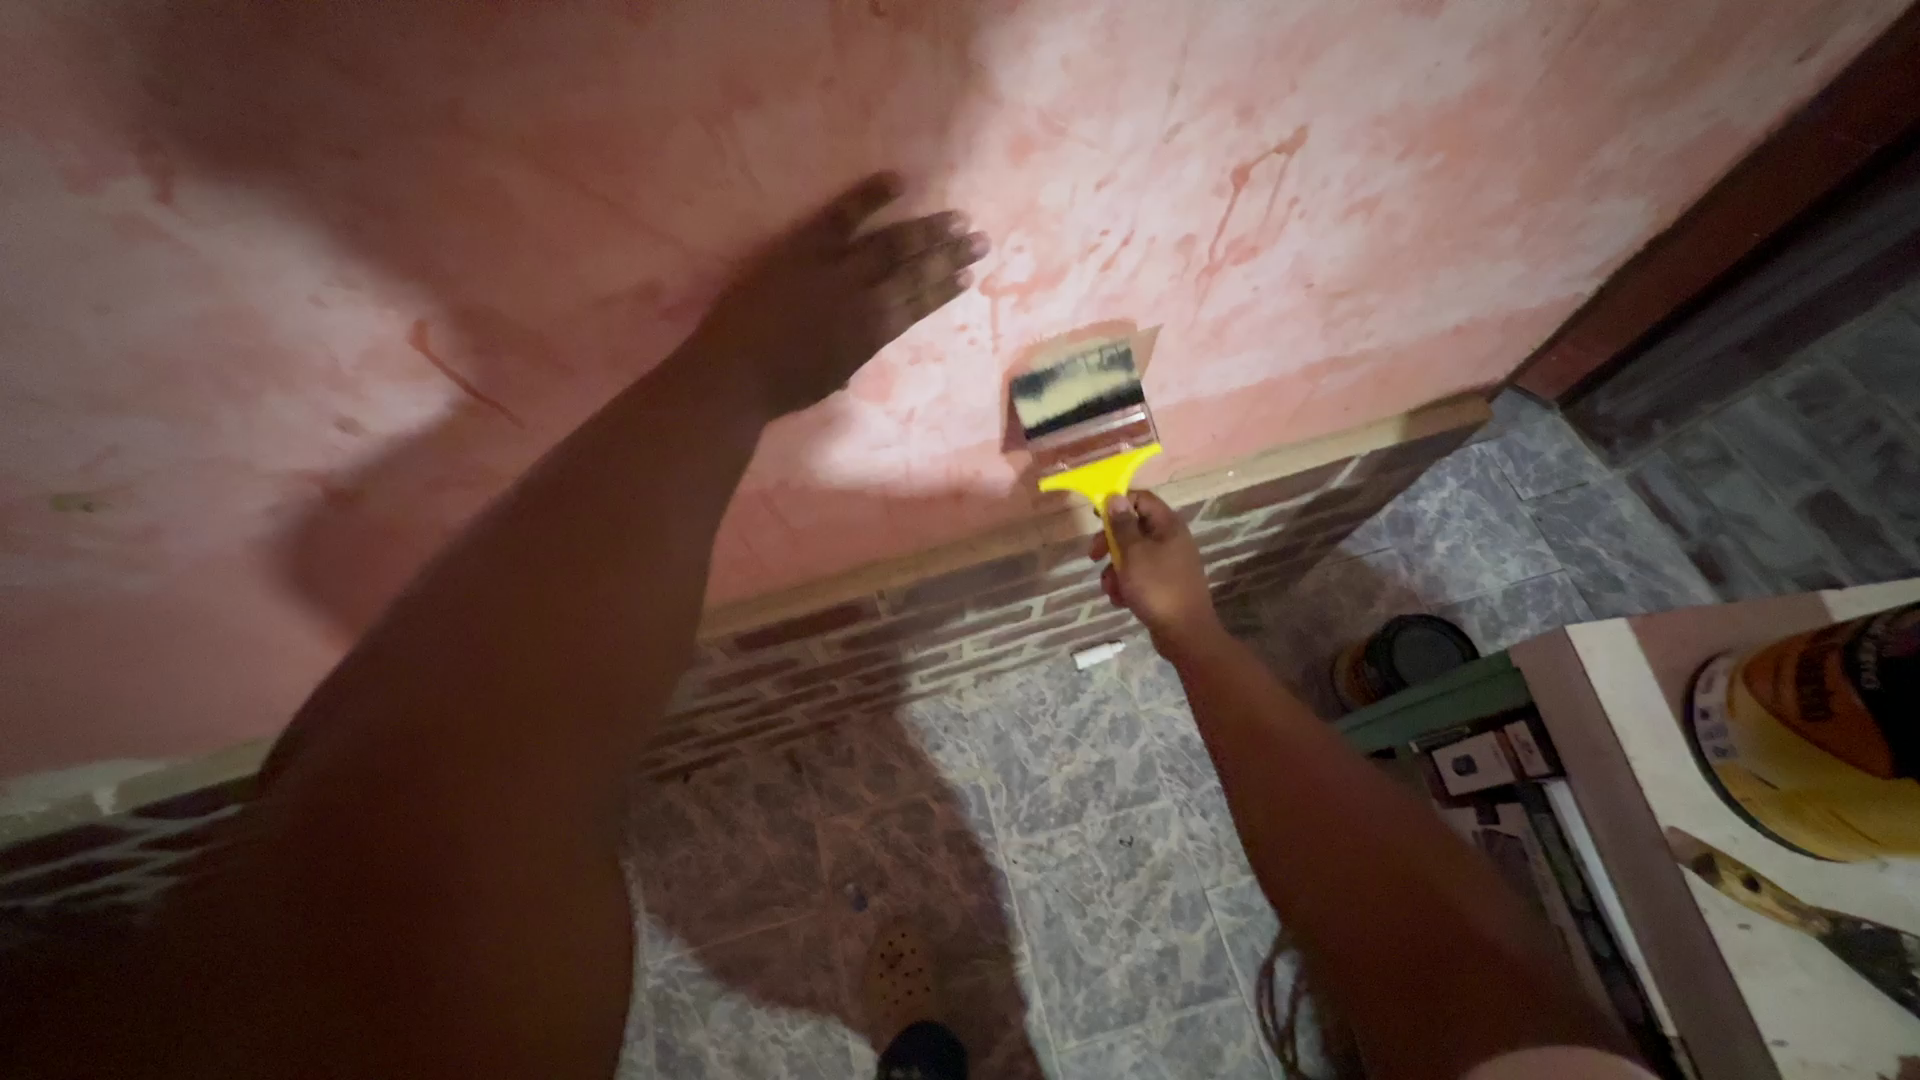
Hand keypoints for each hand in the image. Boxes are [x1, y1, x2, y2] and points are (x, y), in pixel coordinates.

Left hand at [688, 171, 989, 416]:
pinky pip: (843, 216)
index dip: (945, 290)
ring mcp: (836, 271)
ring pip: (892, 245)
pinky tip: (900, 181)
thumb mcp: (834, 377)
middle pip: (916, 272)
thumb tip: (871, 333)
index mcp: (871, 336)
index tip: (968, 278)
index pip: (918, 306)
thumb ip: (857, 351)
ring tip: (958, 219)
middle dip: (950, 256)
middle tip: (981, 240)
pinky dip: (871, 197)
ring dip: (929, 231)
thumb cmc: (782, 387)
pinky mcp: (804, 249)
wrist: (734, 376)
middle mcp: (865, 300)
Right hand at [1088, 490, 1224, 652]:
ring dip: (1115, 570)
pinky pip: (1139, 575)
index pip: (1141, 499)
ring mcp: (1169, 563)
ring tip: (1111, 589)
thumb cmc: (1157, 587)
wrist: (1184, 633)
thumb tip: (1115, 496)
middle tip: (1094, 556)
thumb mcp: (1133, 553)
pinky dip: (1126, 585)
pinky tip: (1121, 601)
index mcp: (1168, 526)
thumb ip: (1122, 524)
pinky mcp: (1164, 584)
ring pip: (1131, 555)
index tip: (1096, 516)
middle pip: (1133, 528)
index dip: (1118, 503)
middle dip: (1110, 544)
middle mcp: (1171, 540)